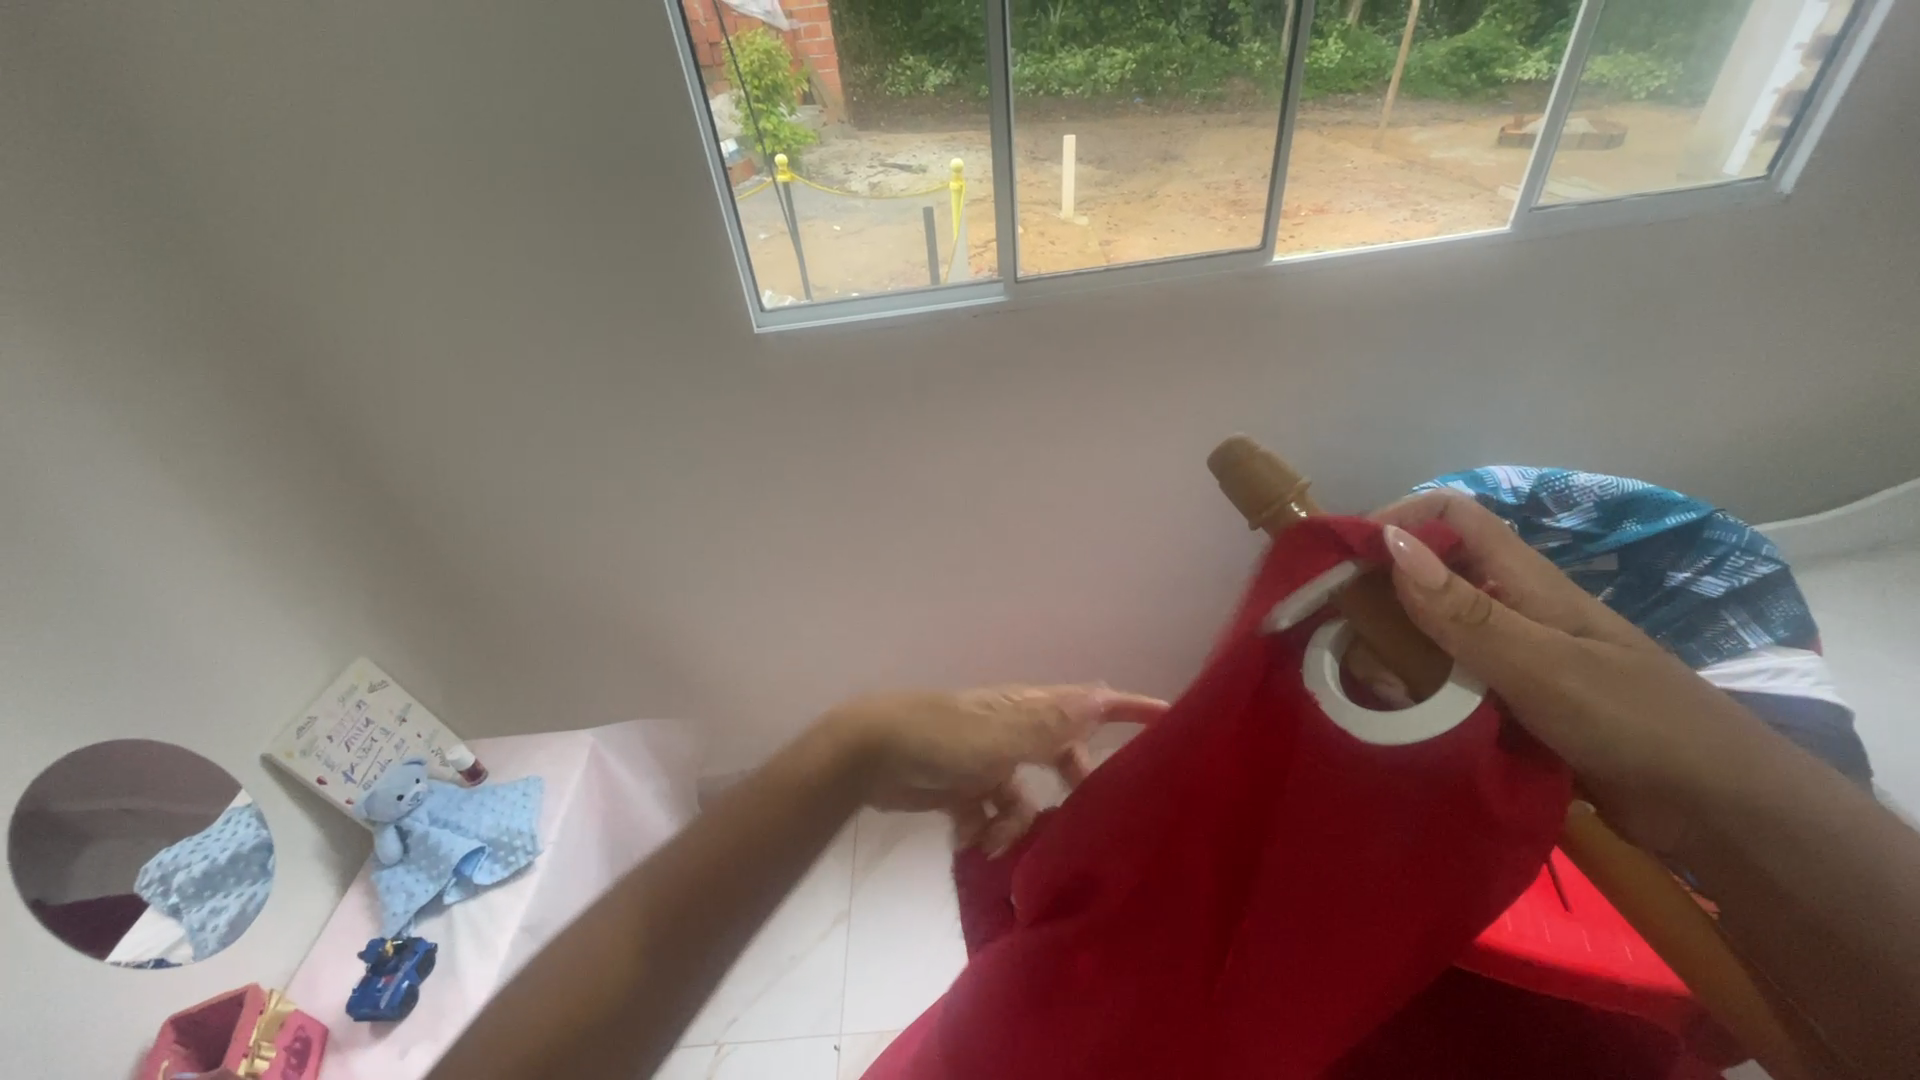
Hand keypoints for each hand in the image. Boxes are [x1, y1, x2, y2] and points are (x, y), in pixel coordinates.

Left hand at [821, 685, 1168, 855]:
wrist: (870, 754)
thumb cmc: (939, 738)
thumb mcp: (1001, 735)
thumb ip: (1052, 724)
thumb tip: (1104, 695)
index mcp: (1027, 709)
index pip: (1089, 702)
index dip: (1129, 709)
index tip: (1171, 718)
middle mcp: (1012, 730)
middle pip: (1063, 756)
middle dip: (1075, 785)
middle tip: (1087, 819)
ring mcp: (987, 759)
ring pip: (1025, 797)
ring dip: (1020, 823)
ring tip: (1000, 841)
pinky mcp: (962, 788)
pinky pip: (991, 814)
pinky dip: (986, 830)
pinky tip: (971, 840)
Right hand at [1364, 491, 1774, 854]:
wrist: (1716, 811)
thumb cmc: (1634, 721)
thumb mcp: (1541, 664)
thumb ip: (1462, 611)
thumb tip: (1390, 542)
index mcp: (1523, 580)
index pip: (1449, 515)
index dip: (1396, 519)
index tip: (1342, 561)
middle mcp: (1508, 608)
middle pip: (1425, 576)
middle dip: (1378, 601)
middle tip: (1345, 643)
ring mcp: (1506, 657)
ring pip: (1426, 634)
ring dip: (1392, 655)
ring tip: (1374, 693)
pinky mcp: (1505, 702)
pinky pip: (1442, 682)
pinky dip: (1415, 692)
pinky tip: (1400, 718)